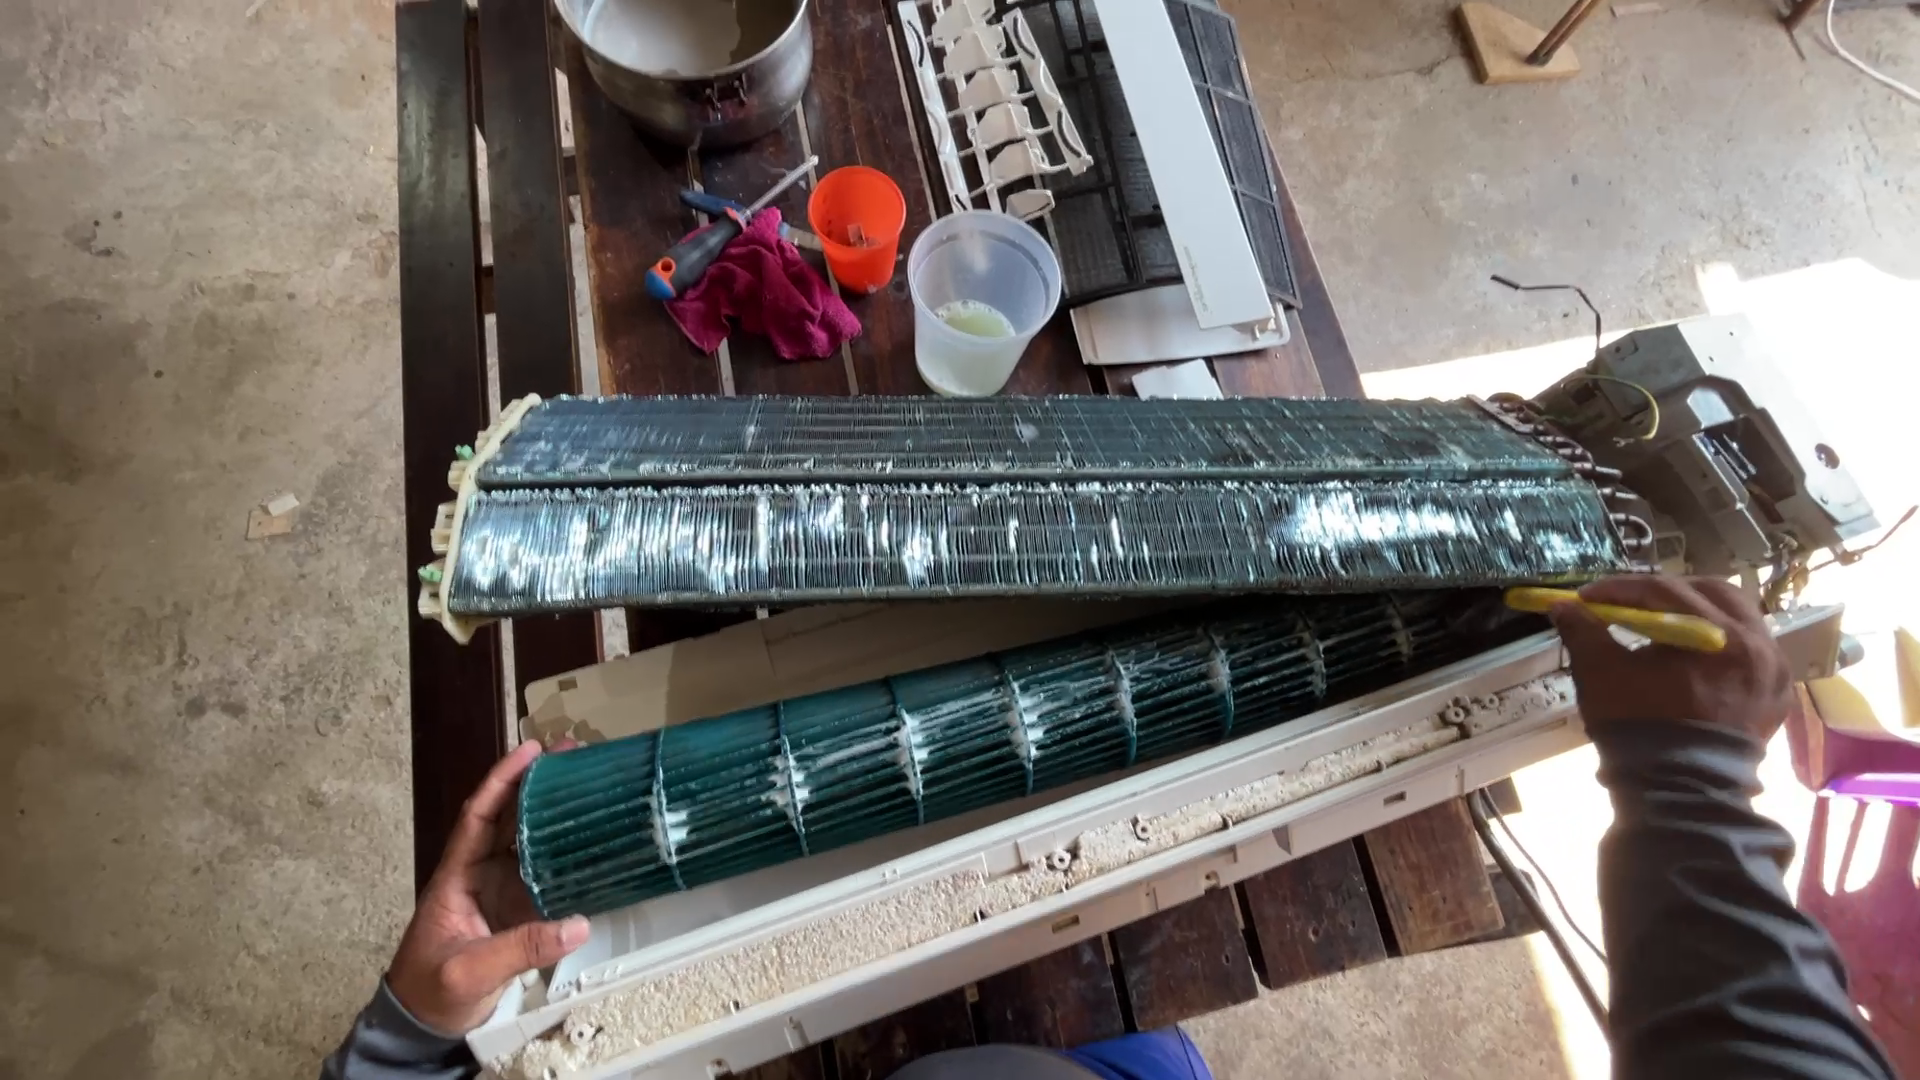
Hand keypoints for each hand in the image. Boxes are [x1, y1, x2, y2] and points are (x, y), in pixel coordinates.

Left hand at [387, 739, 589, 1034]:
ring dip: (555, 806)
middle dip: (538, 781)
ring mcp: (503, 888)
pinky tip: (593, 830)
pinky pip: (547, 863)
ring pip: (530, 835)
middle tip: (573, 752)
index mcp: (458, 876)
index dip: (503, 780)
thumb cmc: (432, 994)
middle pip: (510, 815)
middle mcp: (482, 872)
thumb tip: (580, 924)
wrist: (426, 1029)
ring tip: (587, 779)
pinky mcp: (522, 905)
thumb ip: (521, 947)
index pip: (480, 816)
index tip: (531, 750)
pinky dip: (568, 842)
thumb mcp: (469, 972)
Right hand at [1548, 575, 1792, 741]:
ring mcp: (1774, 670)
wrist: (1680, 784)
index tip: (1585, 596)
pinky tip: (1683, 655)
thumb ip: (1582, 630)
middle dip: (1664, 591)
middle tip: (1626, 601)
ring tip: (1655, 626)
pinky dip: (1712, 640)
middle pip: (1713, 593)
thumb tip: (1561, 604)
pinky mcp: (1774, 693)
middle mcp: (1759, 645)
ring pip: (1736, 618)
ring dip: (1691, 613)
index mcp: (1717, 636)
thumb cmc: (1637, 720)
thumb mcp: (1599, 670)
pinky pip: (1746, 649)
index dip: (1618, 588)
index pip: (1665, 591)